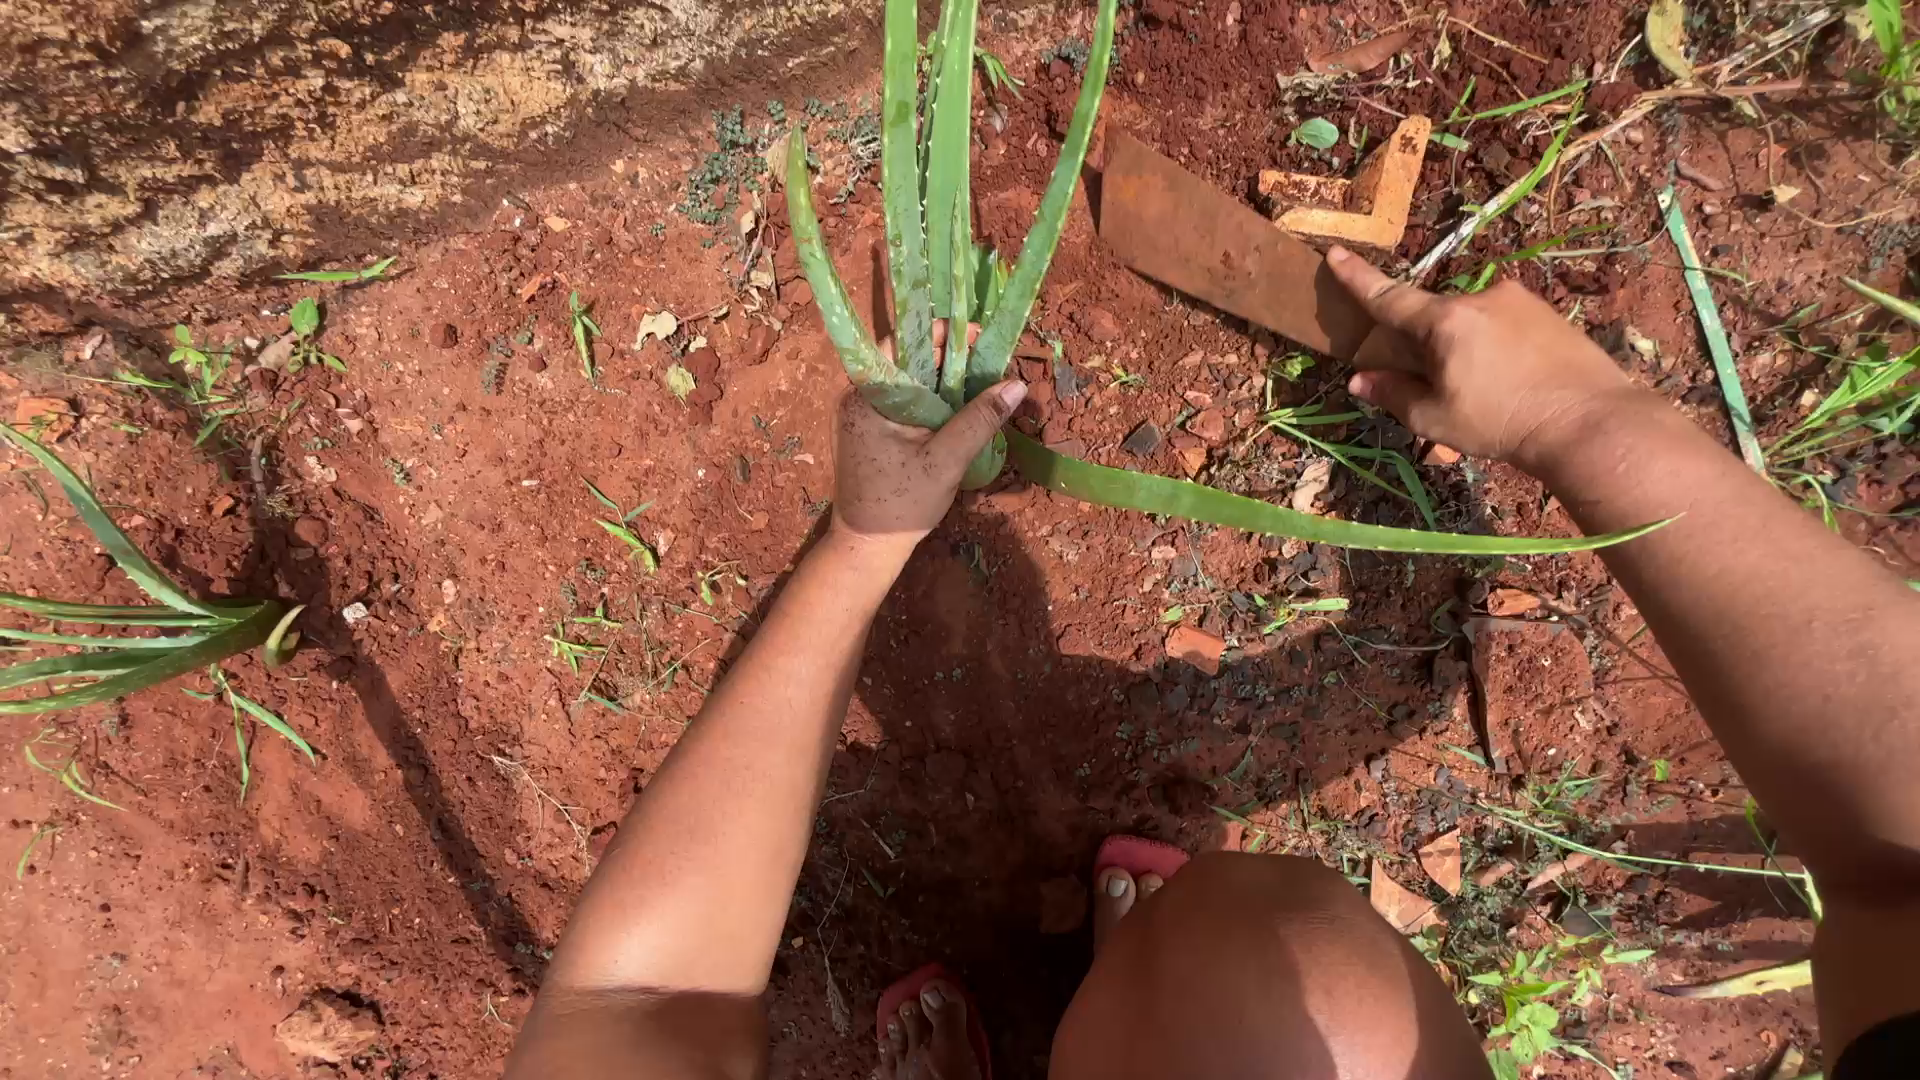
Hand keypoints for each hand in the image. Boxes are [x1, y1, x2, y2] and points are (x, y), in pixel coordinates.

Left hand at [828, 338, 1025, 557]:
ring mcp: (863, 414)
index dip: (942, 333)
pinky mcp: (871, 431)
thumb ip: (979, 420)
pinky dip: (932, 400)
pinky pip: (905, 402)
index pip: (903, 342)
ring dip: (944, 379)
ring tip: (981, 382)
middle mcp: (859, 396)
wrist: (867, 547)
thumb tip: (1017, 383)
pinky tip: (960, 408)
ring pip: (909, 381)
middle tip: (989, 361)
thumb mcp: (946, 461)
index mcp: (869, 396)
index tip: (979, 336)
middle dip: (949, 356)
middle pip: (907, 360)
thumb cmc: (901, 505)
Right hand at [1325, 246, 1650, 471]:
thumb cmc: (1499, 421)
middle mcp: (1479, 298)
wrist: (1591, 421)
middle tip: (1433, 385)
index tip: (1334, 252)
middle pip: (1431, 316)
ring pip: (1466, 322)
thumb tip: (1360, 380)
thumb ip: (1392, 393)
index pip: (1389, 297)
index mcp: (1445, 321)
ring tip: (1479, 390)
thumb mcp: (1432, 418)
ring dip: (1458, 348)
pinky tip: (1505, 380)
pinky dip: (1488, 347)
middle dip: (1421, 344)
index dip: (1357, 277)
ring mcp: (1517, 300)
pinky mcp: (1545, 312)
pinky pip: (1497, 324)